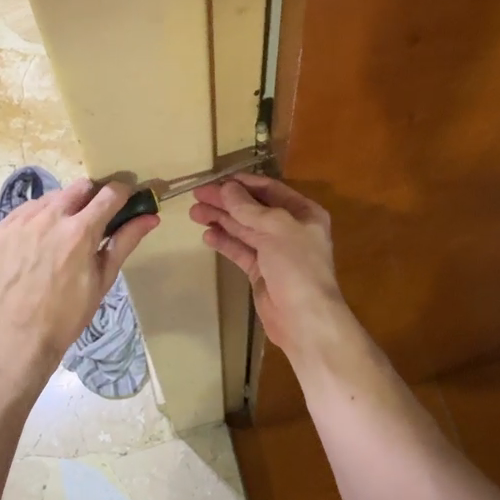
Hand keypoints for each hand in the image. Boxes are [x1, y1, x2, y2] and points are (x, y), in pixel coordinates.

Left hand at [0, 179, 157, 390]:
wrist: (18, 338)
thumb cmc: (67, 314)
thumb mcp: (103, 279)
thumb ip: (125, 242)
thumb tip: (151, 217)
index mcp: (80, 232)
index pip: (110, 193)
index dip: (122, 193)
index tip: (126, 199)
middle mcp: (50, 218)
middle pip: (81, 187)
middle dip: (93, 196)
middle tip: (95, 218)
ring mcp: (21, 221)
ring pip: (53, 196)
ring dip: (65, 206)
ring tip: (64, 233)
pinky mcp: (1, 229)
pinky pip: (27, 209)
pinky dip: (39, 217)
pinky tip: (40, 240)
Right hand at [191, 173, 350, 362]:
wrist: (305, 320)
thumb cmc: (297, 266)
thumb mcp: (276, 228)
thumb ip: (249, 208)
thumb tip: (226, 188)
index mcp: (303, 212)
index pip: (270, 190)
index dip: (244, 183)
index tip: (217, 179)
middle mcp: (290, 229)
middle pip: (253, 209)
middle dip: (226, 202)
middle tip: (197, 194)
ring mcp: (275, 252)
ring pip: (244, 230)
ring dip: (221, 220)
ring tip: (194, 212)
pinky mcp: (261, 272)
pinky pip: (241, 251)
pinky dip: (225, 242)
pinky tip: (207, 235)